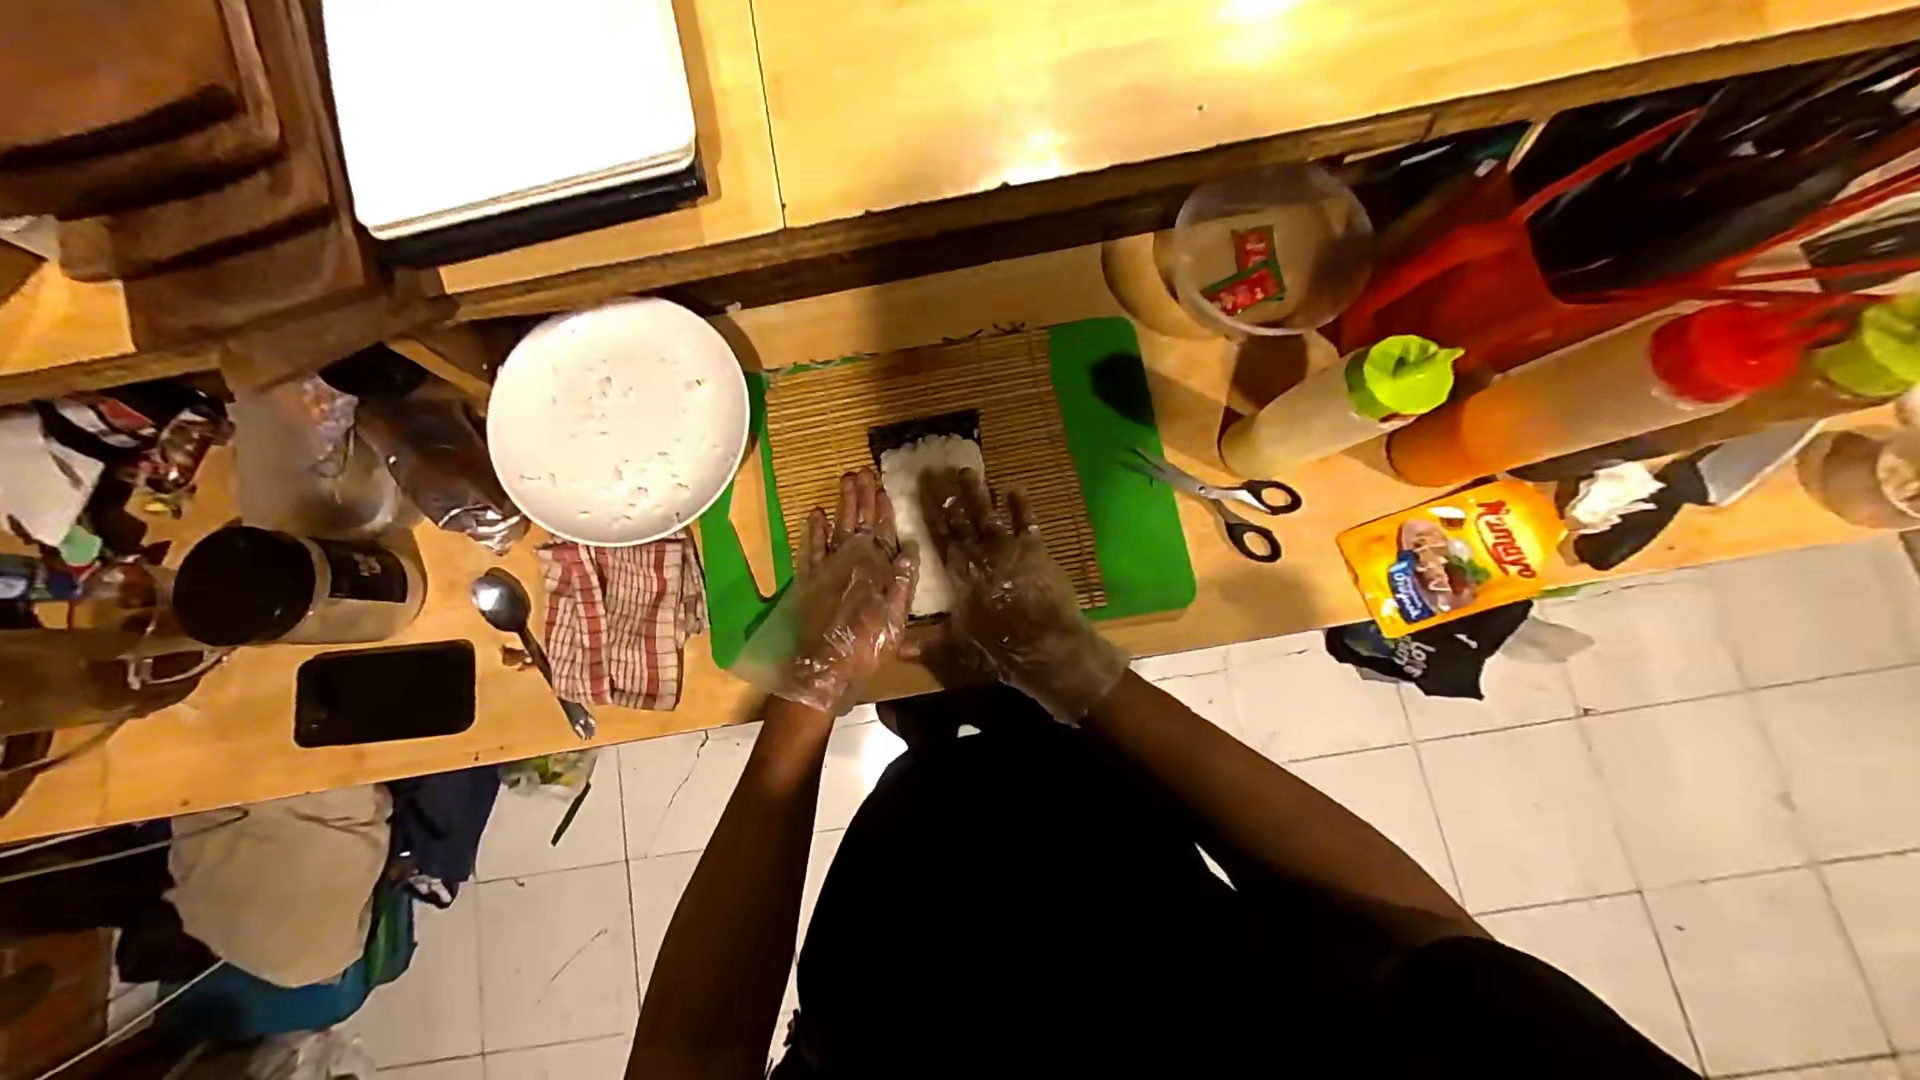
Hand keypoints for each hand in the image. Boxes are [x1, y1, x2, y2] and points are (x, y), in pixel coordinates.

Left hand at [775, 470, 918, 715]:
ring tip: (846, 479)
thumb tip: (908, 547)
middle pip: (860, 521)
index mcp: (876, 567)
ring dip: (842, 503)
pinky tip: (815, 512)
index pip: (883, 530)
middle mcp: (852, 559)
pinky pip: (811, 547)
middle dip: (862, 496)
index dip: (883, 508)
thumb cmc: (867, 644)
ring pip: (837, 526)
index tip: (883, 487)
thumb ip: (902, 580)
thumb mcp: (896, 616)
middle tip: (862, 471)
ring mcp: (828, 566)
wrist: (826, 665)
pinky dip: (813, 529)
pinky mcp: (810, 577)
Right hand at [919, 468, 1126, 721]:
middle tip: (939, 471)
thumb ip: (929, 643)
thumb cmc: (999, 647)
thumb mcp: (959, 645)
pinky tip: (1015, 489)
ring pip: (989, 513)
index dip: (931, 511)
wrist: (1045, 645)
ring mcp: (1008, 548)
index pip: (941, 535)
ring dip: (979, 492)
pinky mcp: (1035, 550)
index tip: (923, 489)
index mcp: (959, 573)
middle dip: (950, 494)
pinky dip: (1021, 505)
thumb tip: (896, 650)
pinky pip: (1026, 521)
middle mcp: (980, 554)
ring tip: (968, 471)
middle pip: (961, 518)